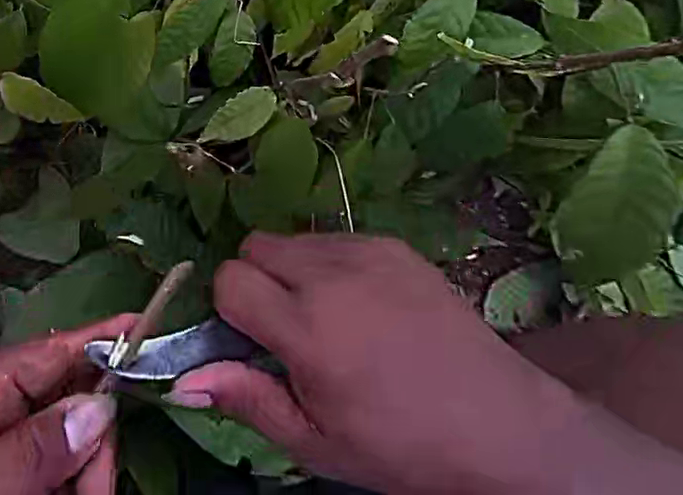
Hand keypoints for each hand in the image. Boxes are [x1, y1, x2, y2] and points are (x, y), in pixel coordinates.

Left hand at [0, 313, 134, 494]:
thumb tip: (101, 406)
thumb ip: (36, 446)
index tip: (150, 326)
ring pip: (82, 435)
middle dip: (98, 437)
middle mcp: (8, 397)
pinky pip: (69, 467)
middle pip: (81, 394)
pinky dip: (80, 486)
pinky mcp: (22, 469)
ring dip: (91, 473)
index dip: (108, 335)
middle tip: (97, 488)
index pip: (61, 346)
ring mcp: (17, 435)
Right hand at [168, 233, 562, 492]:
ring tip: (331, 316)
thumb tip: (184, 378)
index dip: (230, 309)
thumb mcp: (317, 443)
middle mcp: (329, 274)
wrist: (498, 421)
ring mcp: (364, 250)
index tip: (253, 338)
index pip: (229, 279)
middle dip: (257, 281)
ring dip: (293, 270)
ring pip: (294, 239)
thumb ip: (248, 398)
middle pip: (254, 245)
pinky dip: (332, 263)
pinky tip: (365, 304)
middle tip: (289, 327)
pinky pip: (334, 237)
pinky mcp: (390, 242)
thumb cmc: (400, 445)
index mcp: (306, 328)